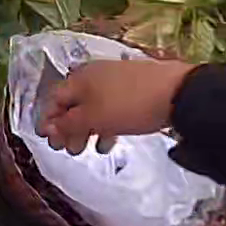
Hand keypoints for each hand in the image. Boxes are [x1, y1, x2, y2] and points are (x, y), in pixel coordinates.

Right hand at [38, 59, 196, 155]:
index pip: (54, 99)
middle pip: (72, 103)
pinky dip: (105, 124)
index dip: (49, 120)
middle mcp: (93, 75)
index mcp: (79, 79)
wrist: (178, 92)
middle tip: (69, 150)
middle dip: (67, 128)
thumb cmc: (129, 105)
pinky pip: (109, 107)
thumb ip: (67, 124)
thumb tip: (46, 127)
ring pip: (91, 106)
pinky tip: (110, 140)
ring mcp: (114, 80)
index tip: (48, 141)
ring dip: (86, 129)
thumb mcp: (94, 118)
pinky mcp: (133, 88)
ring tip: (88, 149)